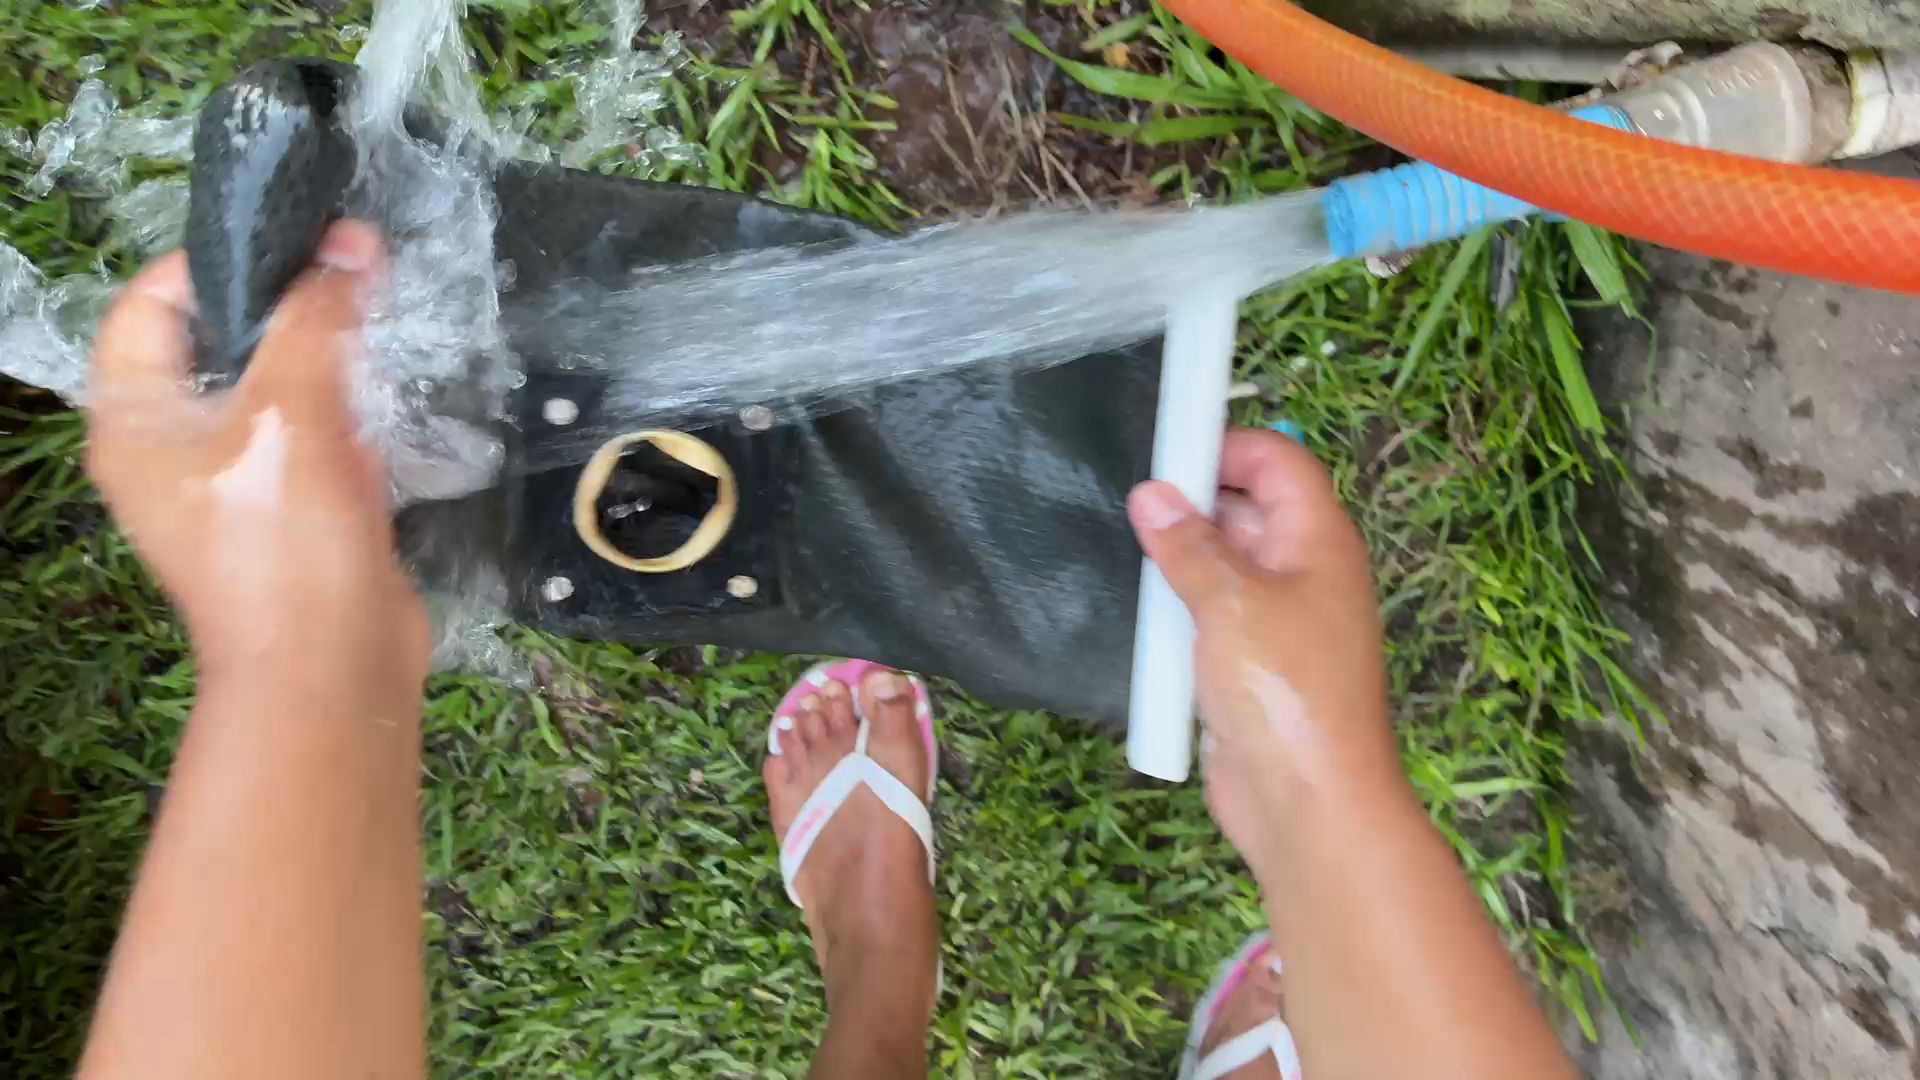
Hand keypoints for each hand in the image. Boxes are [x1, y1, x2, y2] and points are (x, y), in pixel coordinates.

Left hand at [86, 221, 426, 687]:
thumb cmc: (288, 538)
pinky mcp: (304, 514)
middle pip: (227, 350)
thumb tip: (353, 246)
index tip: (305, 241)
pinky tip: (398, 413)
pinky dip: (355, 419)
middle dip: (293, 314)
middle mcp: (178, 448)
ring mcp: (245, 485)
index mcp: (136, 419)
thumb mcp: (292, 415)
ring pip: (284, 399)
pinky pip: (321, 444)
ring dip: (333, 368)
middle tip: (362, 289)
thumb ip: (319, 325)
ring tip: (390, 342)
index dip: (222, 262)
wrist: (336, 657)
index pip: (156, 305)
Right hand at [1127, 428, 1401, 878]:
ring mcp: (1273, 616)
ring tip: (1125, 545)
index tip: (1166, 452)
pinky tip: (1136, 600)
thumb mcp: (1229, 602)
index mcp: (1316, 541)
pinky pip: (1208, 607)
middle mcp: (1299, 570)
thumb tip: (1151, 494)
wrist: (1305, 802)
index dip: (1228, 446)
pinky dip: (1177, 599)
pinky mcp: (1245, 655)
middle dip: (1193, 499)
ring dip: (1179, 553)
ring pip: (1222, 560)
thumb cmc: (1281, 687)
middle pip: (1246, 508)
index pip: (1278, 463)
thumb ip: (1187, 544)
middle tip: (1132, 503)